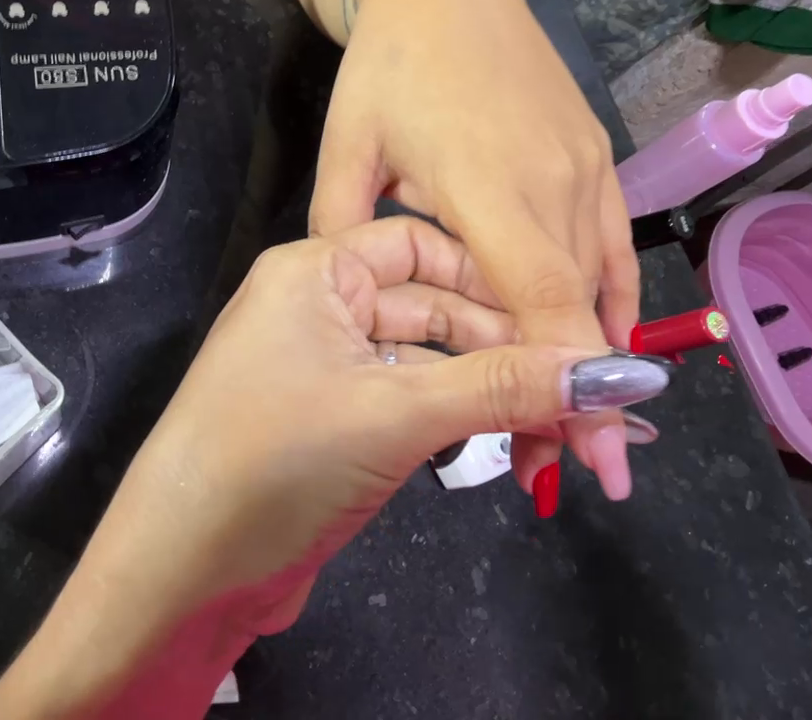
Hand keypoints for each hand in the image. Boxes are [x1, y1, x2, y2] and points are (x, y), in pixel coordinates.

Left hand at [0, 218, 668, 718]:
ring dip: (493, 389)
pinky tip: (516, 439)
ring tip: (567, 427)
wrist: (186, 566)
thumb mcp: (394, 412)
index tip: (568, 320)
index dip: (494, 278)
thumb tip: (625, 375)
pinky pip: (416, 399)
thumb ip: (505, 386)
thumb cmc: (278, 458)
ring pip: (431, 358)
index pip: (422, 245)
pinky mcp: (339, 419)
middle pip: (435, 305)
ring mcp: (329, 364)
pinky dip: (463, 417)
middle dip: (507, 349)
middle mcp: (321, 304)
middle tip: (591, 395)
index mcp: (316, 269)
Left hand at [309, 0, 640, 504]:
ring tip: (583, 429)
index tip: (581, 454)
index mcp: (488, 187)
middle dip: (581, 394)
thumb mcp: (346, 151)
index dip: (565, 381)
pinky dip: (609, 301)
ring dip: (597, 357)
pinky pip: (612, 245)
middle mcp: (555, 183)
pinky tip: (597, 344)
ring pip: (604, 282)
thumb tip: (357, 306)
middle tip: (572, 472)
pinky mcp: (599, 156)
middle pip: (581, 308)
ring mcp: (587, 167)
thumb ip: (347, 232)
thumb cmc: (386, 68)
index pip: (539, 302)